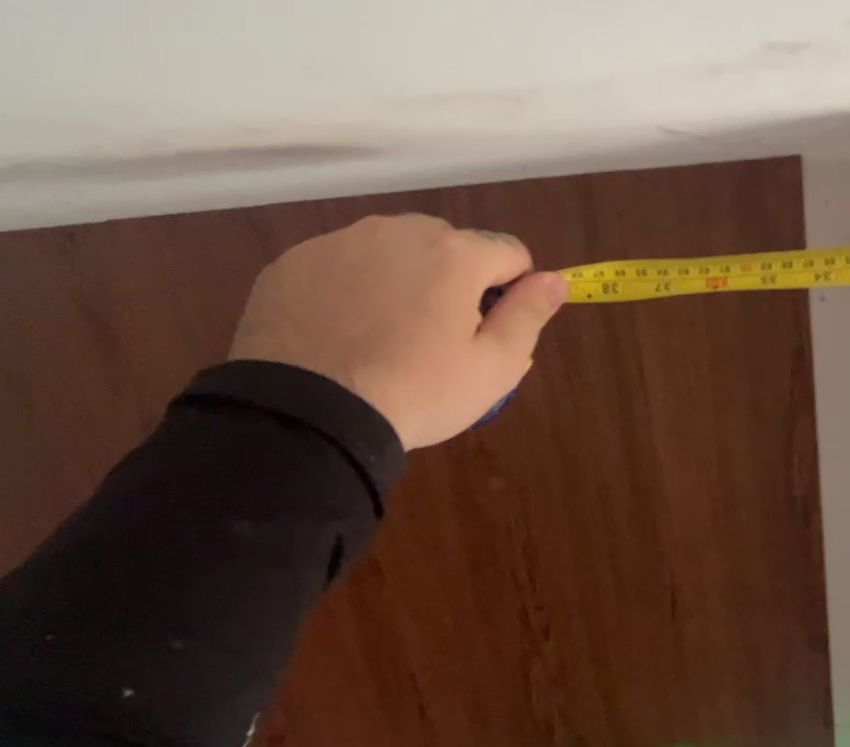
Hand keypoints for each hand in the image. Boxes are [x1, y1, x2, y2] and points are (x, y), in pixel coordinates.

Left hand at [229, 214, 568, 449]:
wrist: (311, 412)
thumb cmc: (419, 392)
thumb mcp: (494, 367)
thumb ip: (529, 316)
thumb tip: (555, 280)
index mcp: (455, 254)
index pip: (510, 253)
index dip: (513, 291)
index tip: (493, 331)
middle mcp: (397, 231)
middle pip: (449, 247)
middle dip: (455, 283)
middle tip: (440, 342)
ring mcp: (340, 242)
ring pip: (393, 253)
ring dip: (404, 283)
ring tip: (388, 340)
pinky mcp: (294, 262)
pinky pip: (343, 267)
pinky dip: (354, 292)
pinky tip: (347, 337)